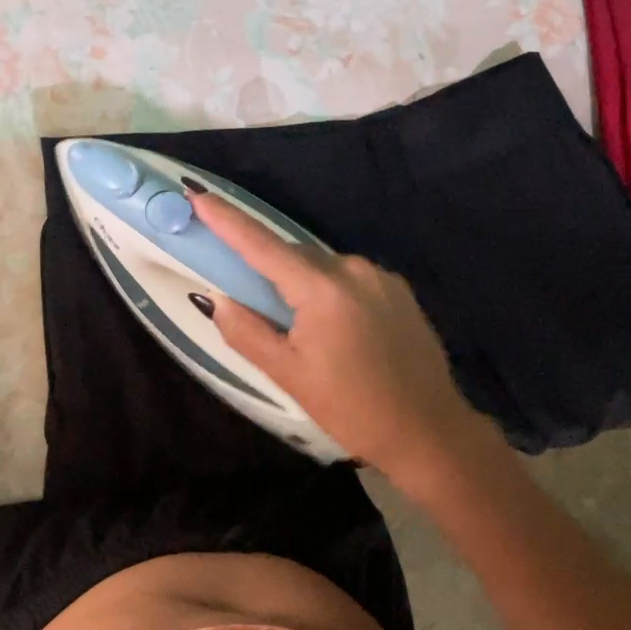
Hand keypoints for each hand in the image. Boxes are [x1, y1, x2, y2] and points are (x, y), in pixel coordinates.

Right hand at [188, 193, 495, 490]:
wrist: (432, 433)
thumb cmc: (354, 409)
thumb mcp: (290, 376)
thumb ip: (247, 332)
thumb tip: (217, 299)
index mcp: (322, 289)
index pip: (262, 245)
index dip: (227, 220)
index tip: (198, 196)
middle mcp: (352, 270)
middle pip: (292, 254)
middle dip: (266, 265)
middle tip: (246, 294)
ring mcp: (380, 277)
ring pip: (320, 267)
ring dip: (300, 283)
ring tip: (299, 327)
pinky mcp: (398, 289)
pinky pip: (347, 278)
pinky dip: (328, 290)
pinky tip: (335, 328)